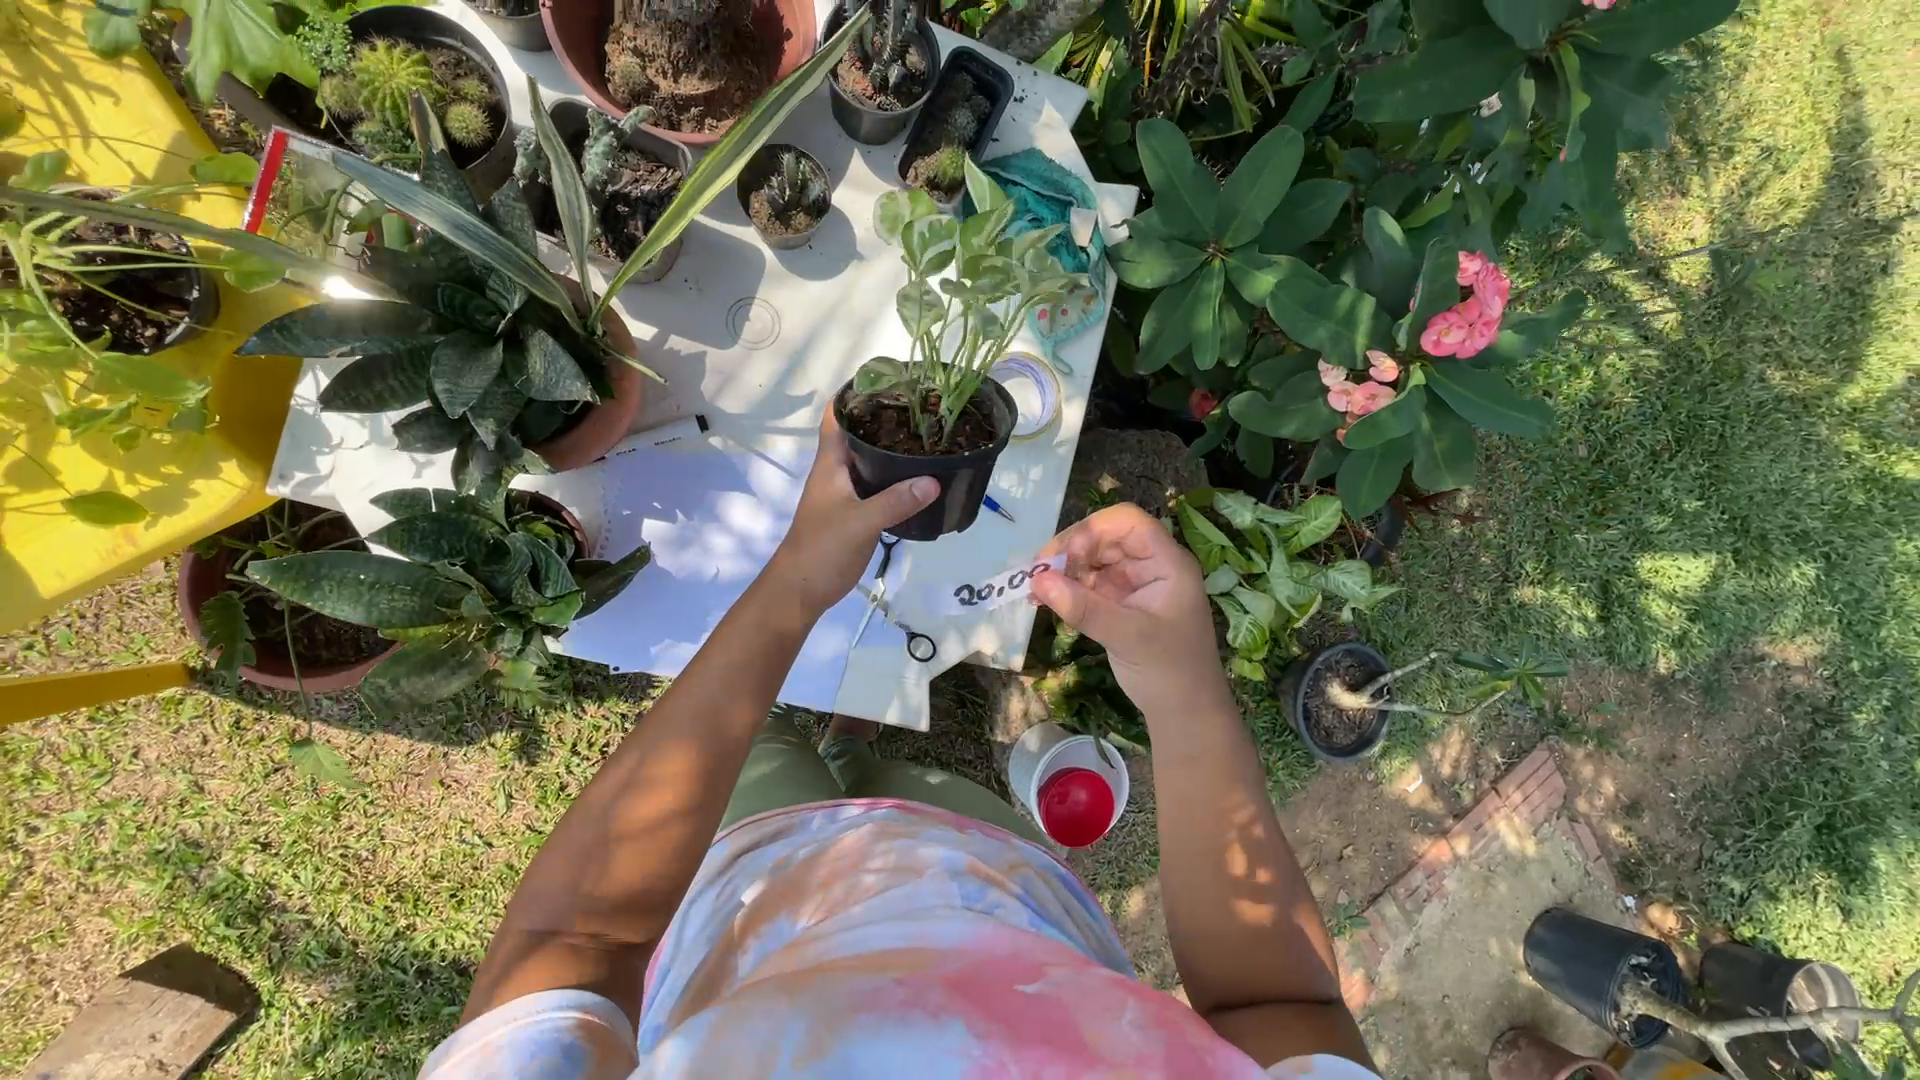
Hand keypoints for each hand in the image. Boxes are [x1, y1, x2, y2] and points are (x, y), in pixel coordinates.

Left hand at [767, 410, 938, 618]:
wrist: (800, 591)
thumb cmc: (821, 550)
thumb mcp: (860, 523)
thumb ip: (895, 502)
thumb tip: (934, 480)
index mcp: (830, 465)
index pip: (836, 417)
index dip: (854, 394)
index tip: (886, 379)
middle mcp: (837, 474)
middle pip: (858, 436)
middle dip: (884, 419)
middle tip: (922, 408)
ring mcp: (846, 496)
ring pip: (870, 463)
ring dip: (892, 451)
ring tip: (927, 437)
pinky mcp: (856, 516)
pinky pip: (878, 488)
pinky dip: (896, 480)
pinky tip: (920, 481)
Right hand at [1030, 503, 1230, 720]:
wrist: (1185, 713)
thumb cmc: (1170, 671)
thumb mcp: (1128, 637)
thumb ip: (1084, 608)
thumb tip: (1037, 581)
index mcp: (1167, 563)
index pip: (1129, 522)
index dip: (1094, 530)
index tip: (1066, 555)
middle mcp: (1150, 567)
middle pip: (1105, 538)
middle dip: (1071, 551)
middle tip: (1038, 574)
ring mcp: (1134, 585)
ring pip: (1092, 560)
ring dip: (1063, 570)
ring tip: (1035, 590)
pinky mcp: (1119, 604)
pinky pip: (1088, 584)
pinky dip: (1066, 589)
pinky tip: (1044, 600)